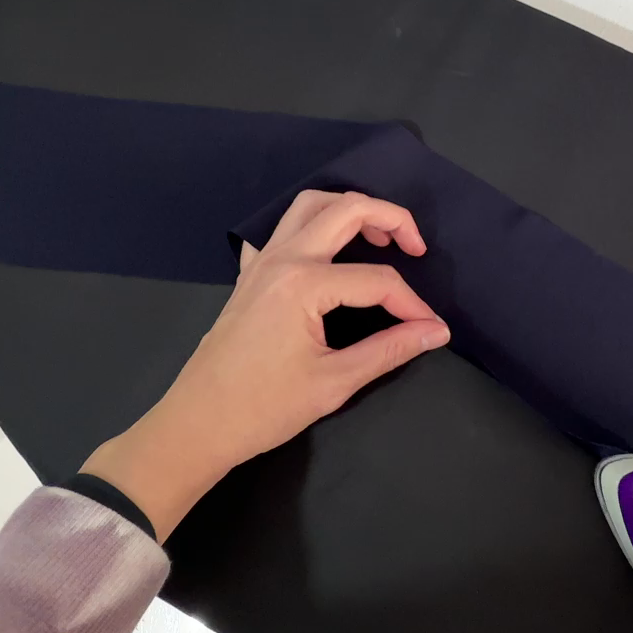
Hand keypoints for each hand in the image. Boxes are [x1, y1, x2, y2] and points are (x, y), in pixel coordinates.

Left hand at [81, 191, 449, 539]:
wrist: (195, 427)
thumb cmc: (263, 409)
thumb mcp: (335, 382)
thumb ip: (391, 349)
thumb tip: (436, 331)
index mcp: (305, 284)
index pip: (378, 280)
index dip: (412, 303)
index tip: (431, 328)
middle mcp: (284, 258)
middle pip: (348, 210)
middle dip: (392, 219)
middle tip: (416, 247)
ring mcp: (262, 261)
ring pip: (312, 205)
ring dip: (351, 209)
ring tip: (378, 237)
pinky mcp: (250, 272)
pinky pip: (281, 229)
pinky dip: (310, 225)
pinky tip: (325, 249)